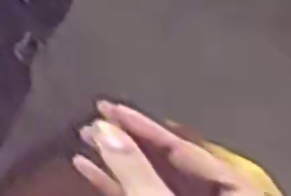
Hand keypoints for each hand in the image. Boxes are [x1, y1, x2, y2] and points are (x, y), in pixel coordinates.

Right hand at [74, 103, 268, 195]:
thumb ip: (135, 169)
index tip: (109, 106)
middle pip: (187, 167)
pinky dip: (121, 183)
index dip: (155, 129)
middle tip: (98, 117)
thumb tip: (103, 124)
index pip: (205, 157)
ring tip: (85, 136)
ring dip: (124, 158)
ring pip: (168, 183)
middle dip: (138, 140)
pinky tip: (85, 165)